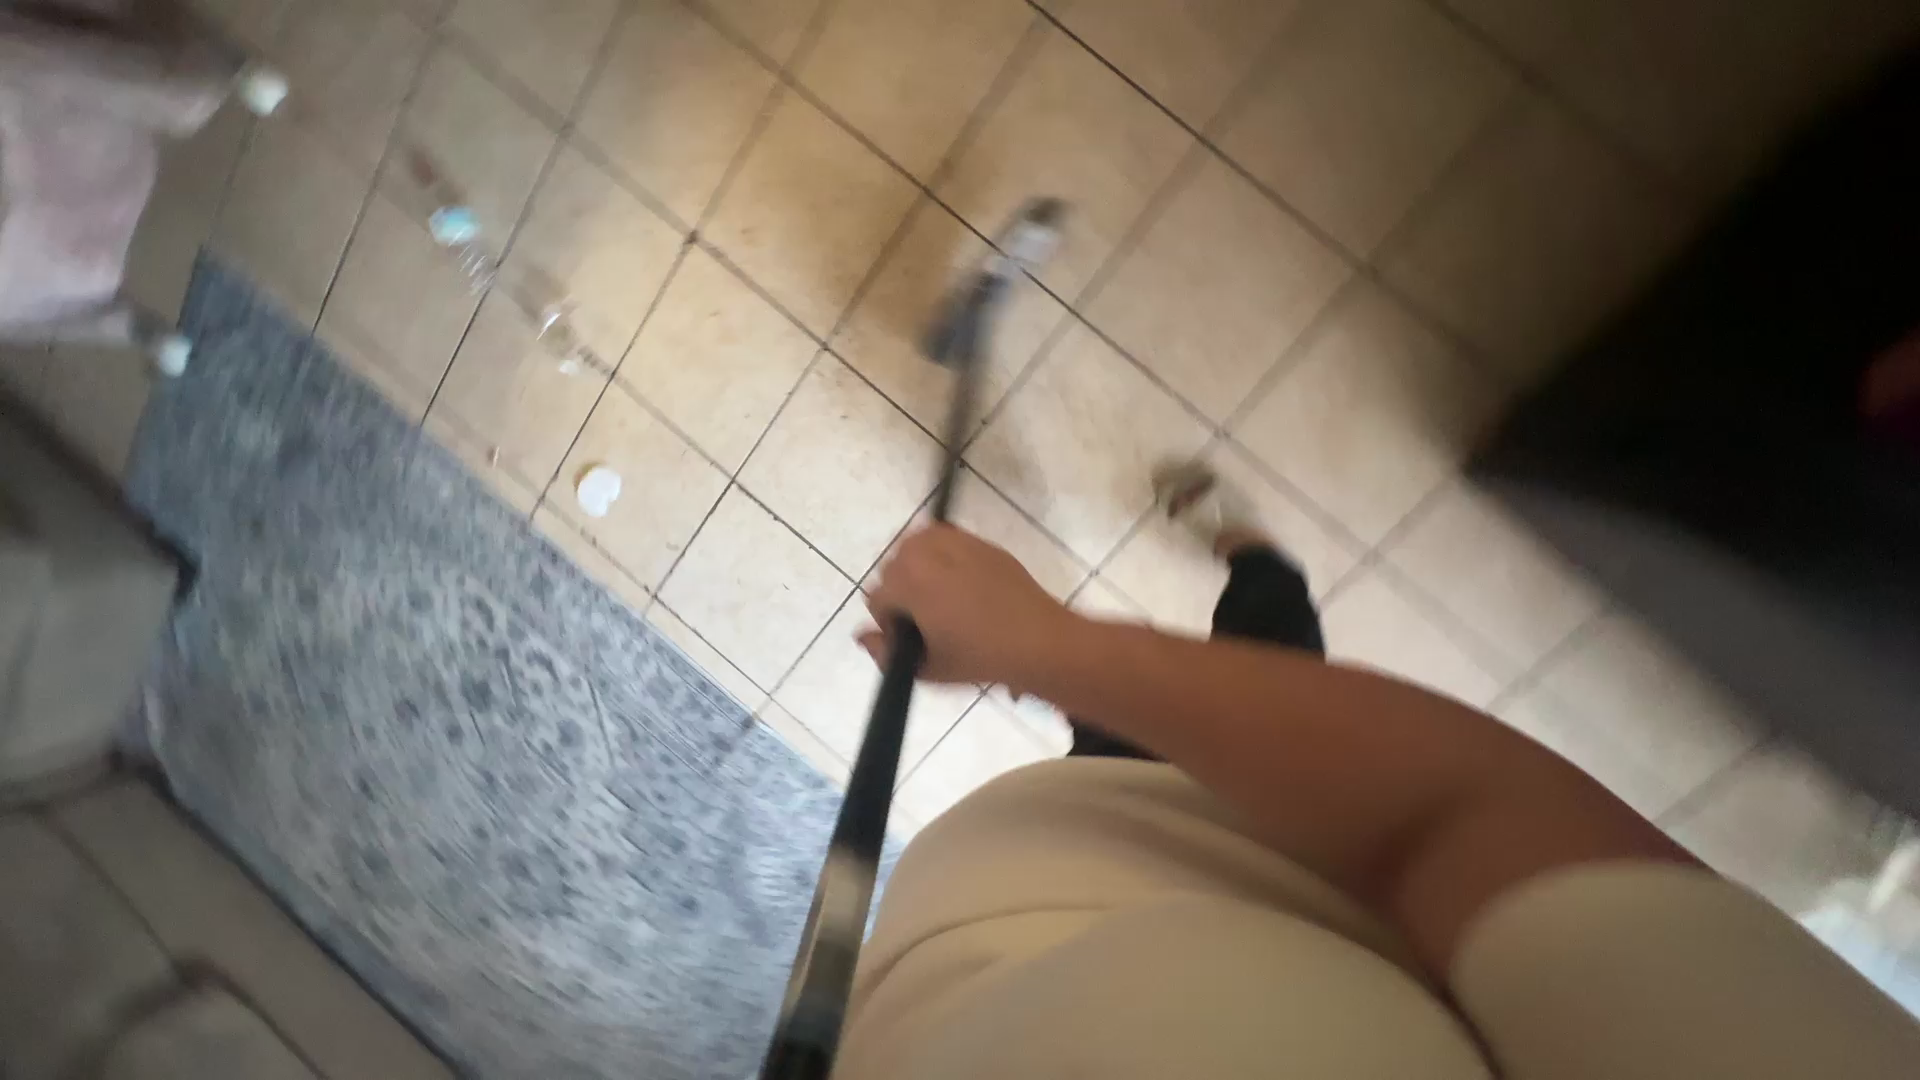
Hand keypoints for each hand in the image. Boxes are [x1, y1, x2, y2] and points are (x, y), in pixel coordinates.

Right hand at [860, 524, 1075, 689]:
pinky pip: (943, 538)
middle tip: (926, 620)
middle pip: (892, 568)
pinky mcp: (978, 541)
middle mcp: (926, 552)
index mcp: (909, 582)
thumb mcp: (929, 667)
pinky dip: (940, 554)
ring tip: (939, 598)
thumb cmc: (981, 657)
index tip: (914, 638)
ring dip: (917, 569)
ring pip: (914, 547)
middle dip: (901, 592)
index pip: (877, 598)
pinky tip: (957, 581)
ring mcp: (955, 541)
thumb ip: (886, 653)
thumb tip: (862, 636)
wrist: (1038, 640)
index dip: (890, 623)